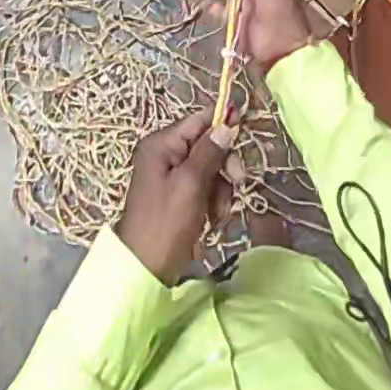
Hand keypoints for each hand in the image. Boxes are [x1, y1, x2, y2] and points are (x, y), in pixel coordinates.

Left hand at [114, 107, 241, 281]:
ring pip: (210, 170)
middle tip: (237, 183)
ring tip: (217, 213)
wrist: (144, 268)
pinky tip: (212, 220)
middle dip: (223, 166)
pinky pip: (204, 189)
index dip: (222, 120)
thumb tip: (226, 125)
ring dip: (220, 190)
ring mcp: (170, 175)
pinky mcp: (177, 196)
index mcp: (161, 144)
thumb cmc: (165, 223)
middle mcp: (164, 154)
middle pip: (207, 146)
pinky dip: (212, 202)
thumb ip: (209, 153)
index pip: (197, 121)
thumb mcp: (190, 185)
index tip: (245, 121)